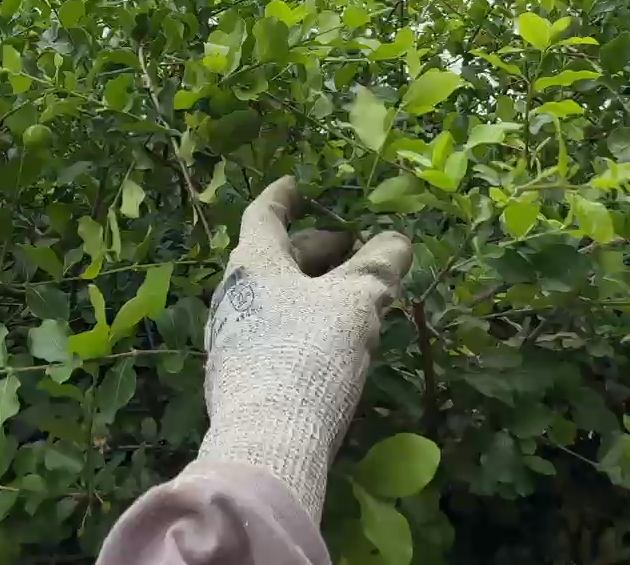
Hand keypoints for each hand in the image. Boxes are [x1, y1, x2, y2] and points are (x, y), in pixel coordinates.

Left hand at [193, 176, 413, 517]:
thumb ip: (378, 267)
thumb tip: (398, 239)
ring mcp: (231, 337)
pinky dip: (302, 320)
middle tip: (352, 247)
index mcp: (253, 263)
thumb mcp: (355, 303)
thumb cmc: (308, 354)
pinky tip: (330, 342)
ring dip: (311, 287)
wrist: (266, 444)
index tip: (296, 186)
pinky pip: (272, 331)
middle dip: (314, 249)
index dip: (283, 198)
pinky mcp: (238, 376)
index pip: (264, 215)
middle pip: (275, 257)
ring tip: (350, 294)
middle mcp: (234, 294)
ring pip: (276, 296)